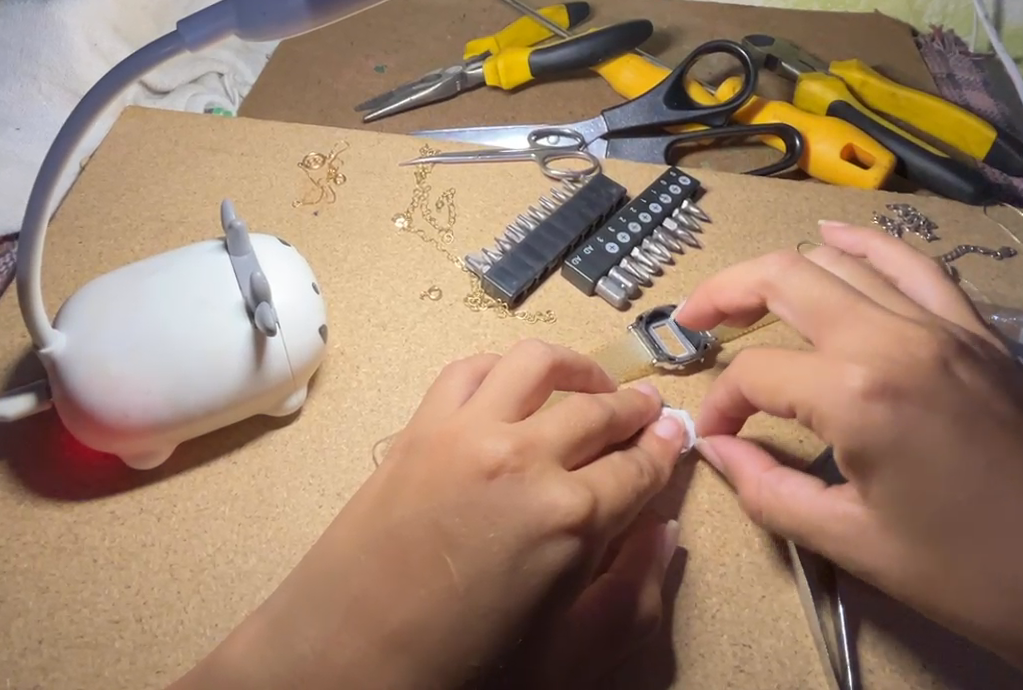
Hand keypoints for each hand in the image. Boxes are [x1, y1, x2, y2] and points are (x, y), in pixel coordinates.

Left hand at [182, 340, 686, 689]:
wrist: (345, 654)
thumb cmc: (460, 667)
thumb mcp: (565, 655)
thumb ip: (630, 595)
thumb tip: (665, 533)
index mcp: (569, 520)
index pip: (638, 467)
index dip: (664, 449)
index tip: (677, 434)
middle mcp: (523, 456)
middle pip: (597, 409)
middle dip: (633, 405)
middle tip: (647, 405)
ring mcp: (467, 429)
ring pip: (537, 364)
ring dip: (575, 366)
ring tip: (591, 382)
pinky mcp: (422, 422)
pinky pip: (470, 368)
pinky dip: (503, 366)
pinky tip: (515, 383)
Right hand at [681, 221, 1022, 688]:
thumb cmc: (990, 577)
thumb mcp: (862, 548)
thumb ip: (772, 493)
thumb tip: (717, 452)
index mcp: (857, 393)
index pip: (756, 374)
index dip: (722, 406)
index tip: (716, 440)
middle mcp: (890, 337)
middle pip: (780, 280)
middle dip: (721, 296)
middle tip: (690, 321)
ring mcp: (939, 323)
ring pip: (837, 262)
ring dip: (777, 269)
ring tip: (740, 289)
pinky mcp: (976, 329)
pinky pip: (911, 265)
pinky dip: (865, 245)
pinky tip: (833, 236)